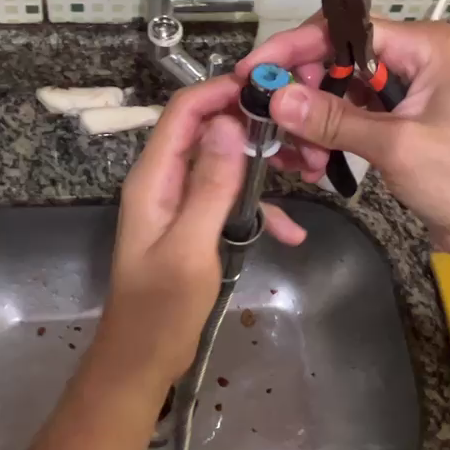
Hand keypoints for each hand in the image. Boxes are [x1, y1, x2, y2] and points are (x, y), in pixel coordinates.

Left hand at [96, 76, 305, 390]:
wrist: (143, 360)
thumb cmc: (161, 308)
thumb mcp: (190, 246)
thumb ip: (210, 185)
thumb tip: (229, 123)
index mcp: (154, 177)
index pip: (183, 112)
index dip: (220, 92)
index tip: (267, 89)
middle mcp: (164, 180)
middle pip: (206, 131)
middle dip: (250, 126)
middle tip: (296, 128)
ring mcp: (179, 202)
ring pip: (223, 163)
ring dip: (260, 167)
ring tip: (306, 168)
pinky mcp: (194, 224)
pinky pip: (228, 201)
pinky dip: (258, 210)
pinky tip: (291, 233)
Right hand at [238, 17, 449, 263]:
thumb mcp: (398, 146)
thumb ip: (334, 119)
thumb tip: (275, 96)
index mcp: (424, 45)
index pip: (346, 29)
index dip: (296, 47)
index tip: (254, 70)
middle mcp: (413, 59)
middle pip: (338, 59)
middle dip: (304, 93)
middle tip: (273, 123)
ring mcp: (405, 92)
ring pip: (339, 92)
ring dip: (314, 123)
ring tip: (301, 159)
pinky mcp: (399, 122)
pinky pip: (351, 118)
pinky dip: (329, 138)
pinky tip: (314, 164)